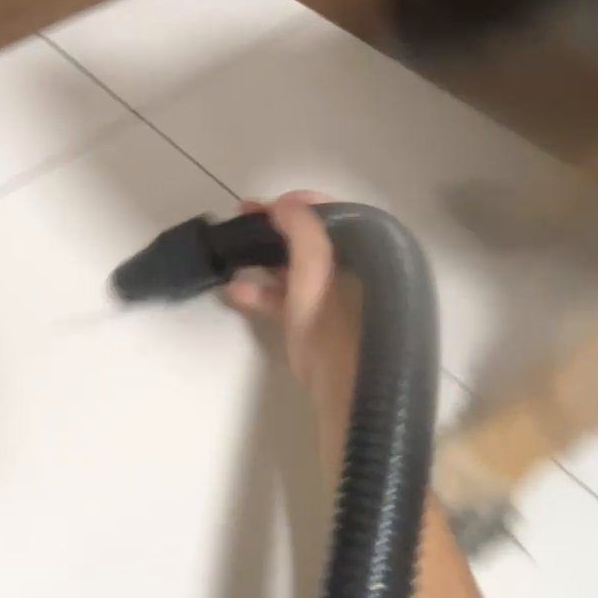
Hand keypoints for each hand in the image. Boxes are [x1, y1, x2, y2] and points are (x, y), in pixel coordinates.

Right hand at [222, 191, 359, 403]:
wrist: (342, 395)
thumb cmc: (333, 326)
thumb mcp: (315, 271)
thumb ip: (302, 230)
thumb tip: (284, 202)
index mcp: (366, 254)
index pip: (334, 214)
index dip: (298, 204)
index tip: (264, 205)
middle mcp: (355, 271)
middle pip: (311, 238)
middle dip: (273, 228)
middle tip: (241, 219)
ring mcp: (335, 298)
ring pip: (295, 266)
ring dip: (262, 259)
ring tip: (231, 254)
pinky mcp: (315, 323)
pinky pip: (287, 297)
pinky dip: (263, 292)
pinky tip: (236, 292)